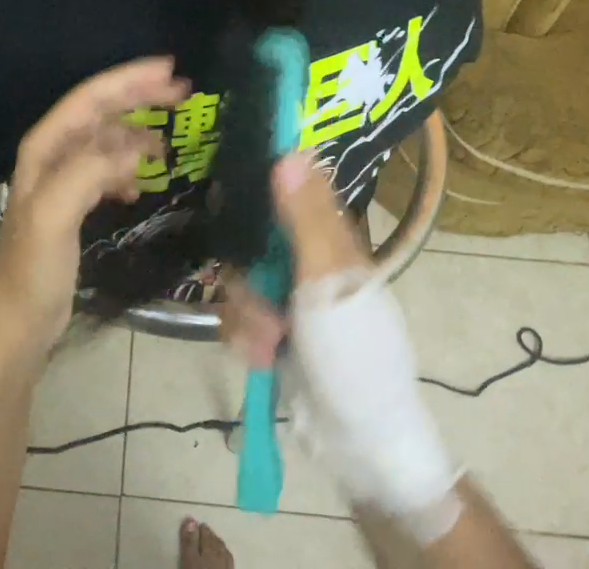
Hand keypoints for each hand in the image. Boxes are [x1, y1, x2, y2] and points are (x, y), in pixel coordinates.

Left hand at [0, 57, 188, 343]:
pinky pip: (109, 170)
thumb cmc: (32, 268)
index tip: (169, 69)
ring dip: (138, 134)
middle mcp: (53, 155)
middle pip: (101, 112)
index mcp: (45, 147)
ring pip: (108, 141)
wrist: (19, 319)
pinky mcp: (76, 204)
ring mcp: (65, 180)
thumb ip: (88, 173)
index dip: (128, 79)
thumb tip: (133, 150)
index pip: (90, 98)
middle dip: (139, 96)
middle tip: (183, 90)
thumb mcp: (53, 215)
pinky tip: (141, 185)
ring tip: (168, 144)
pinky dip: (129, 169)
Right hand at [224, 154, 463, 545]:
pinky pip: (237, 317)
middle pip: (250, 242)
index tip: (232, 204)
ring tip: (270, 347)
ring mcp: (289, 297)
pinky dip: (245, 339)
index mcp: (330, 239)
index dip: (257, 190)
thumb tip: (291, 149)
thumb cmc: (354, 352)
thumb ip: (307, 218)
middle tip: (267, 314)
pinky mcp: (272, 329)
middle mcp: (307, 261)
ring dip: (247, 318)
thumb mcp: (329, 280)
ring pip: (239, 282)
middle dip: (248, 284)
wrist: (356, 439)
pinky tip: (263, 360)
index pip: (287, 190)